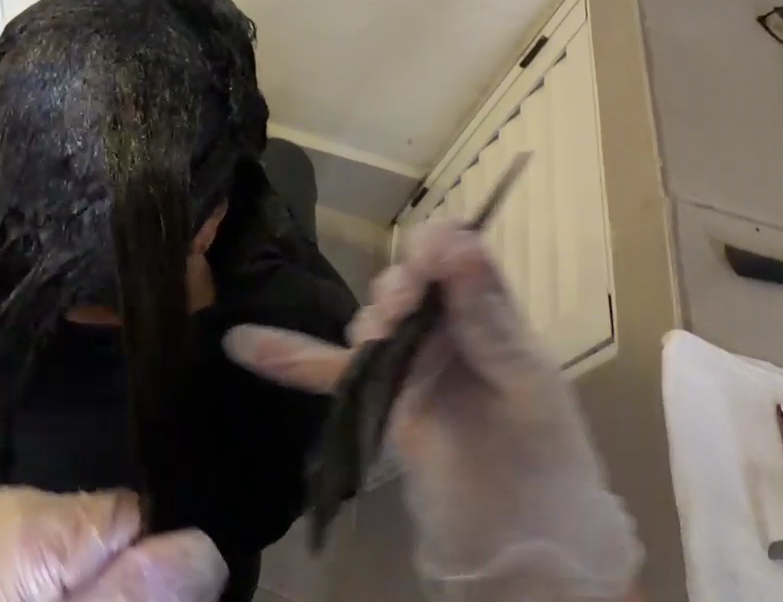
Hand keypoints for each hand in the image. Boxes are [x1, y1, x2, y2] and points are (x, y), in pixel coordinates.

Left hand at [0, 486, 227, 601]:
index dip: (153, 567)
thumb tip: (207, 546)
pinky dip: (46, 584)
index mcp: (40, 518)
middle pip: (105, 528)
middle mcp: (15, 502)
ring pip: (70, 545)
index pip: (136, 512)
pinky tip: (34, 601)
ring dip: (83, 583)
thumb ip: (130, 596)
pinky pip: (33, 555)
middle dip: (119, 579)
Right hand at [223, 223, 640, 600]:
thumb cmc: (540, 458)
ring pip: (370, 320)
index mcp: (488, 316)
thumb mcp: (524, 378)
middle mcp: (445, 330)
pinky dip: (285, 356)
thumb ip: (485, 311)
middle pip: (405, 284)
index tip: (423, 259)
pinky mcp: (375, 398)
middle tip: (401, 313)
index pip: (452, 258)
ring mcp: (407, 363)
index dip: (432, 250)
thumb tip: (457, 235)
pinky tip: (241, 343)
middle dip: (399, 290)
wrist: (520, 547)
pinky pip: (325, 369)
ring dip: (370, 323)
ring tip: (377, 345)